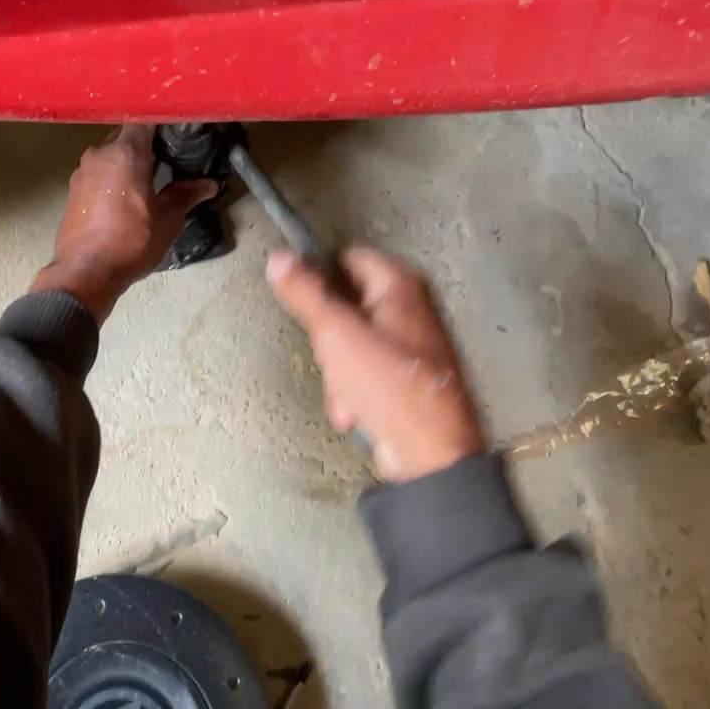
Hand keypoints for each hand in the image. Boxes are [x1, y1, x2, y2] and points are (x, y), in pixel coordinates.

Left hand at [31, 125, 217, 321]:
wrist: (84, 272)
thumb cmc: (131, 242)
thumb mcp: (167, 219)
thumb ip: (186, 195)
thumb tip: (208, 184)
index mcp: (125, 153)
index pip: (146, 120)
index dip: (164, 121)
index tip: (179, 129)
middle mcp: (100, 153)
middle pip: (127, 134)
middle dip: (147, 141)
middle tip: (170, 154)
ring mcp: (83, 170)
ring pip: (111, 152)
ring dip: (129, 159)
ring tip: (151, 175)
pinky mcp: (74, 188)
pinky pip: (99, 170)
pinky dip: (114, 174)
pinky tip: (127, 192)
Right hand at [266, 244, 486, 482]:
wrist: (430, 454)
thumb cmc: (390, 386)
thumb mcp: (336, 333)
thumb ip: (305, 292)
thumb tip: (279, 258)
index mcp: (399, 285)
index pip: (346, 256)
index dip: (320, 275)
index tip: (304, 300)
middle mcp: (410, 307)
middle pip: (345, 303)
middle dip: (328, 336)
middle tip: (328, 354)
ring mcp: (410, 344)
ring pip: (350, 341)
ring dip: (337, 370)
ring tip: (344, 392)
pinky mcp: (407, 377)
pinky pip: (365, 371)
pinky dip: (353, 390)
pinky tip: (355, 411)